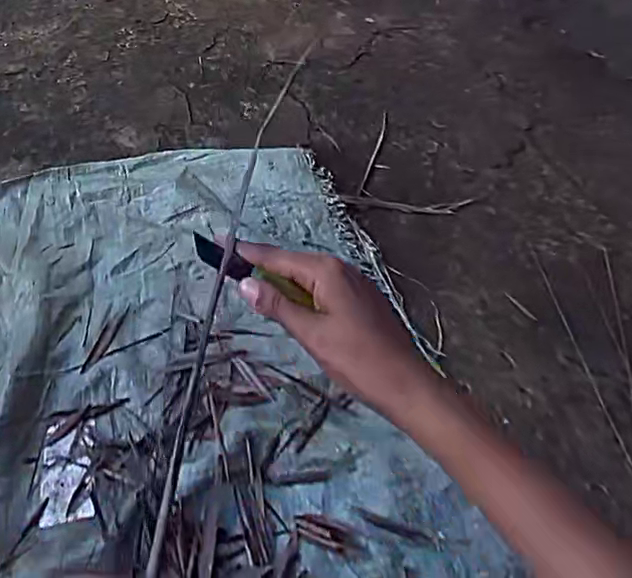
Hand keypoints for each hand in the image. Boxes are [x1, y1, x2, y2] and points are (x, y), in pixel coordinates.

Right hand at [234, 241, 442, 416]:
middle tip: (233, 273)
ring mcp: (353, 282)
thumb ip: (276, 305)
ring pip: (307, 277)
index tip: (222, 243)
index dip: (247, 253)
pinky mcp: (360, 298)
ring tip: (257, 292)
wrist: (410, 387)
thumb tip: (245, 283)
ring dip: (283, 284)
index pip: (276, 257)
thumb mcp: (311, 334)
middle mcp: (340, 268)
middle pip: (291, 264)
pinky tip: (294, 308)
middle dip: (263, 269)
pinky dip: (302, 294)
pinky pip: (322, 288)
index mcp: (326, 271)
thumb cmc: (359, 361)